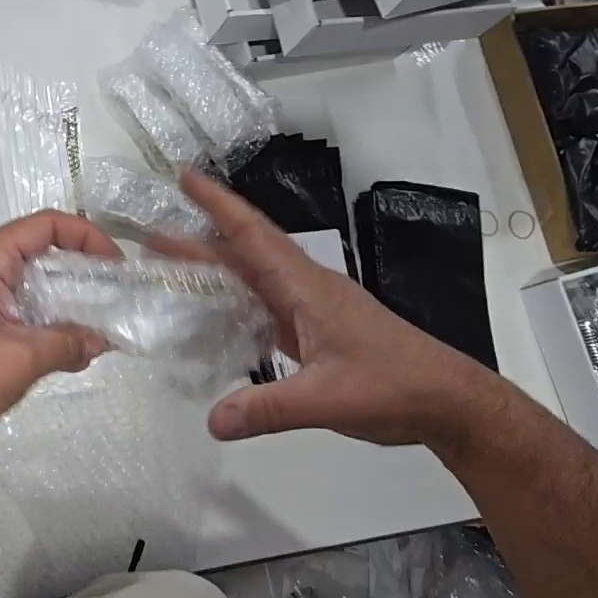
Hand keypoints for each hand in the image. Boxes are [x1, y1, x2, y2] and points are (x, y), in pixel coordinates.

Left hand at [0, 211, 119, 449]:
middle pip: (38, 250)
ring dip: (63, 298)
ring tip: (97, 323)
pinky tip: (65, 344)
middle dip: (80, 271)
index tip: (116, 265)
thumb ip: (66, 343)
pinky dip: (43, 316)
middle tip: (113, 296)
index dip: (86, 237)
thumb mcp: (20, 360)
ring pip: (28, 280)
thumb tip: (101, 340)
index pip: (45, 225)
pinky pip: (14, 303)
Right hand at [153, 172, 508, 448]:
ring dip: (216, 272)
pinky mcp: (317, 333)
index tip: (185, 176)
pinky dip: (236, 307)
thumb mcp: (327, 399)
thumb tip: (211, 421)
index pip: (254, 236)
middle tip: (152, 238)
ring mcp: (312, 311)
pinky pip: (266, 310)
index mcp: (307, 288)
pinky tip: (217, 320)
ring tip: (175, 272)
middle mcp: (306, 290)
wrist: (445, 400)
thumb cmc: (393, 386)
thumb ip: (268, 409)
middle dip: (200, 241)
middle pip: (245, 256)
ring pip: (255, 281)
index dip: (218, 205)